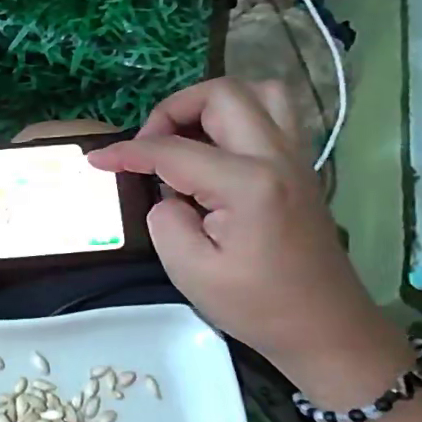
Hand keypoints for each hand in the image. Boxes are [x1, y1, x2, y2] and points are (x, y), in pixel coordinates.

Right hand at [89, 79, 404, 395]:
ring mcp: (295, 158)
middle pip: (222, 94)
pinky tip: (213, 151)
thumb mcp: (189, 270)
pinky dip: (235, 117)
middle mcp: (277, 157)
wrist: (325, 329)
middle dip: (172, 109)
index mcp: (248, 184)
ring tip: (184, 137)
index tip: (96, 160)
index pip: (173, 150)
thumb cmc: (256, 306)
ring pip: (257, 92)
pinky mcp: (300, 168)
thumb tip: (167, 193)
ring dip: (211, 105)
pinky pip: (271, 115)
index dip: (127, 152)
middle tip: (149, 146)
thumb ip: (164, 218)